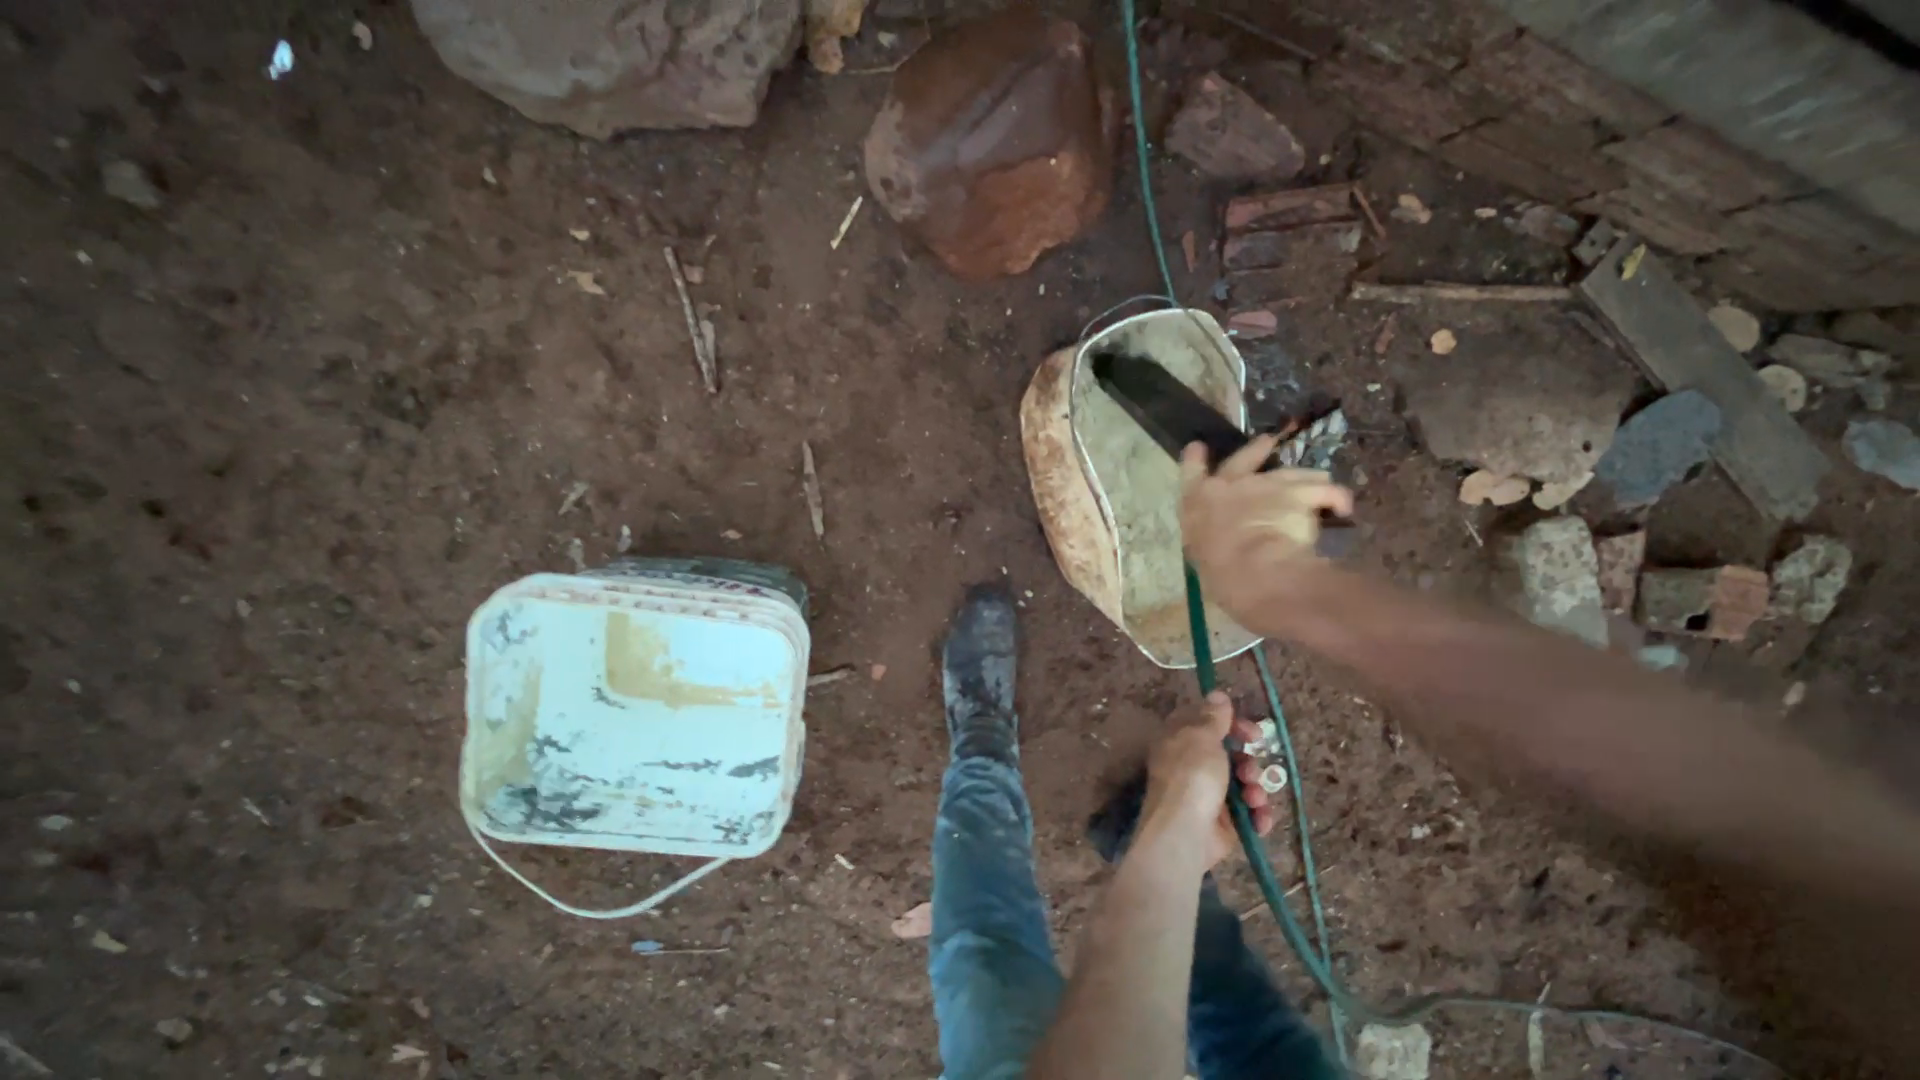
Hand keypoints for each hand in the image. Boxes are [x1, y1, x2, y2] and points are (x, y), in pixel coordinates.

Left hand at [1141, 691, 1277, 867]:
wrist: (1185, 833)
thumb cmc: (1191, 776)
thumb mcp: (1202, 737)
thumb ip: (1212, 717)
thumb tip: (1216, 693)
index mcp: (1180, 741)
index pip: (1207, 723)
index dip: (1231, 724)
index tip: (1252, 732)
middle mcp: (1192, 765)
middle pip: (1230, 754)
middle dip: (1248, 761)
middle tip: (1251, 769)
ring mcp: (1208, 794)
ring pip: (1243, 783)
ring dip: (1255, 788)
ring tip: (1253, 796)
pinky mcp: (1223, 821)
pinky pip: (1248, 812)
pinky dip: (1257, 814)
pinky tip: (1259, 818)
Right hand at [1179, 436, 1353, 623]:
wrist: (1256, 572)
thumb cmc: (1222, 576)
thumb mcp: (1205, 560)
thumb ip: (1212, 544)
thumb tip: (1224, 547)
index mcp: (1198, 505)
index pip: (1190, 474)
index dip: (1194, 461)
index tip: (1197, 448)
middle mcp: (1231, 486)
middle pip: (1243, 458)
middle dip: (1255, 450)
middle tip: (1267, 442)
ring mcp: (1266, 484)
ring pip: (1290, 472)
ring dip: (1303, 477)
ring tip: (1319, 480)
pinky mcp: (1300, 492)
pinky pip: (1324, 491)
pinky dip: (1335, 498)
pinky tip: (1343, 507)